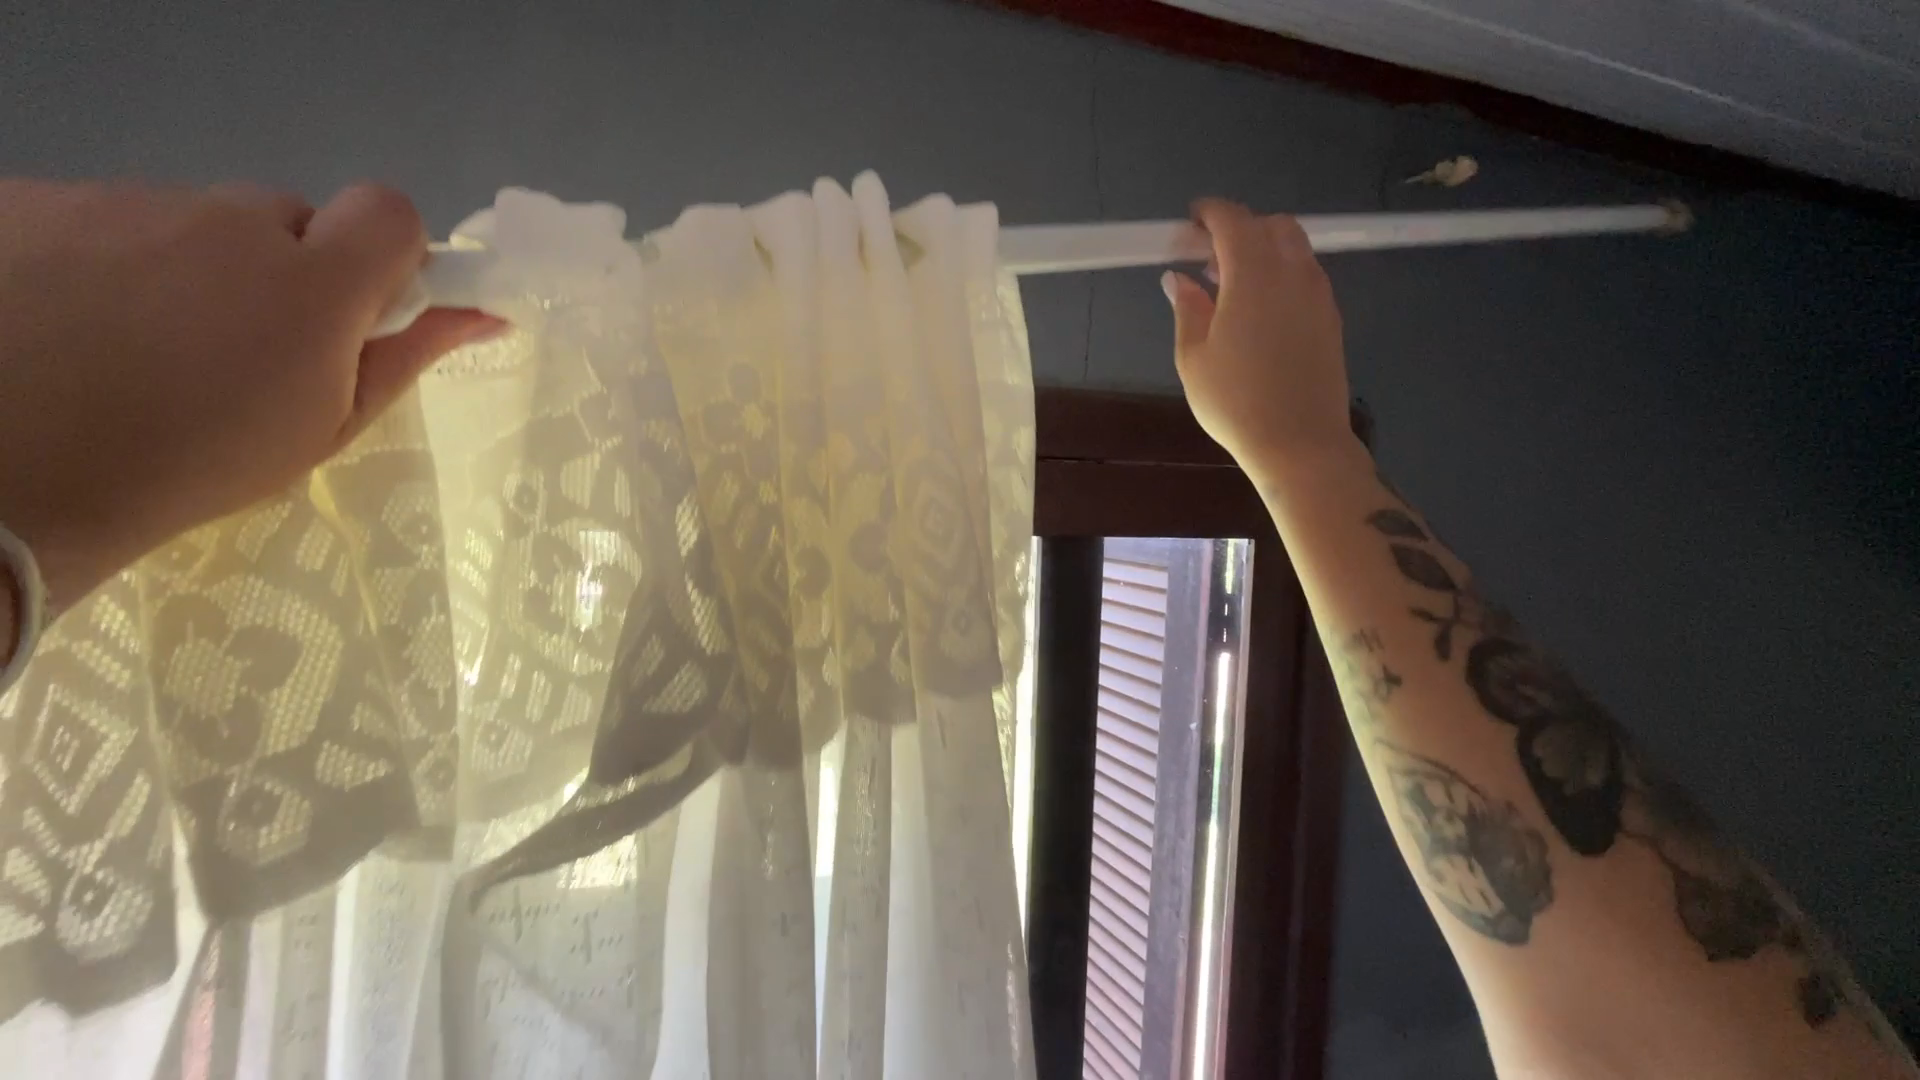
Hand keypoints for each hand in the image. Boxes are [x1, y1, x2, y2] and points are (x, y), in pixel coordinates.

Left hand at [0, 179, 504, 613]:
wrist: (12, 471)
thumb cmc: (209, 460)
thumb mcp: (334, 421)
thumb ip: (410, 353)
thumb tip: (486, 315)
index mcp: (314, 284)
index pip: (389, 211)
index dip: (391, 250)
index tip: (369, 302)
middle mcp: (224, 223)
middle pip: (289, 216)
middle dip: (291, 264)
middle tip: (257, 340)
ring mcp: (122, 204)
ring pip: (197, 220)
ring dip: (201, 264)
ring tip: (154, 339)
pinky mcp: (34, 199)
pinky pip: (112, 216)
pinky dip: (116, 257)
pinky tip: (85, 320)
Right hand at [1164, 199, 1360, 473]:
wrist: (1299, 442)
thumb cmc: (1235, 402)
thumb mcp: (1194, 358)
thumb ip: (1187, 309)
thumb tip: (1178, 279)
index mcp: (1253, 275)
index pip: (1234, 220)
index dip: (1209, 213)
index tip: (1190, 222)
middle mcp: (1292, 273)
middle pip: (1271, 225)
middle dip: (1239, 229)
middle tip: (1209, 260)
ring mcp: (1318, 294)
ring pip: (1294, 248)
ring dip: (1263, 251)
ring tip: (1233, 288)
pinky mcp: (1330, 317)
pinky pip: (1305, 276)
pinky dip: (1281, 274)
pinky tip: (1260, 311)